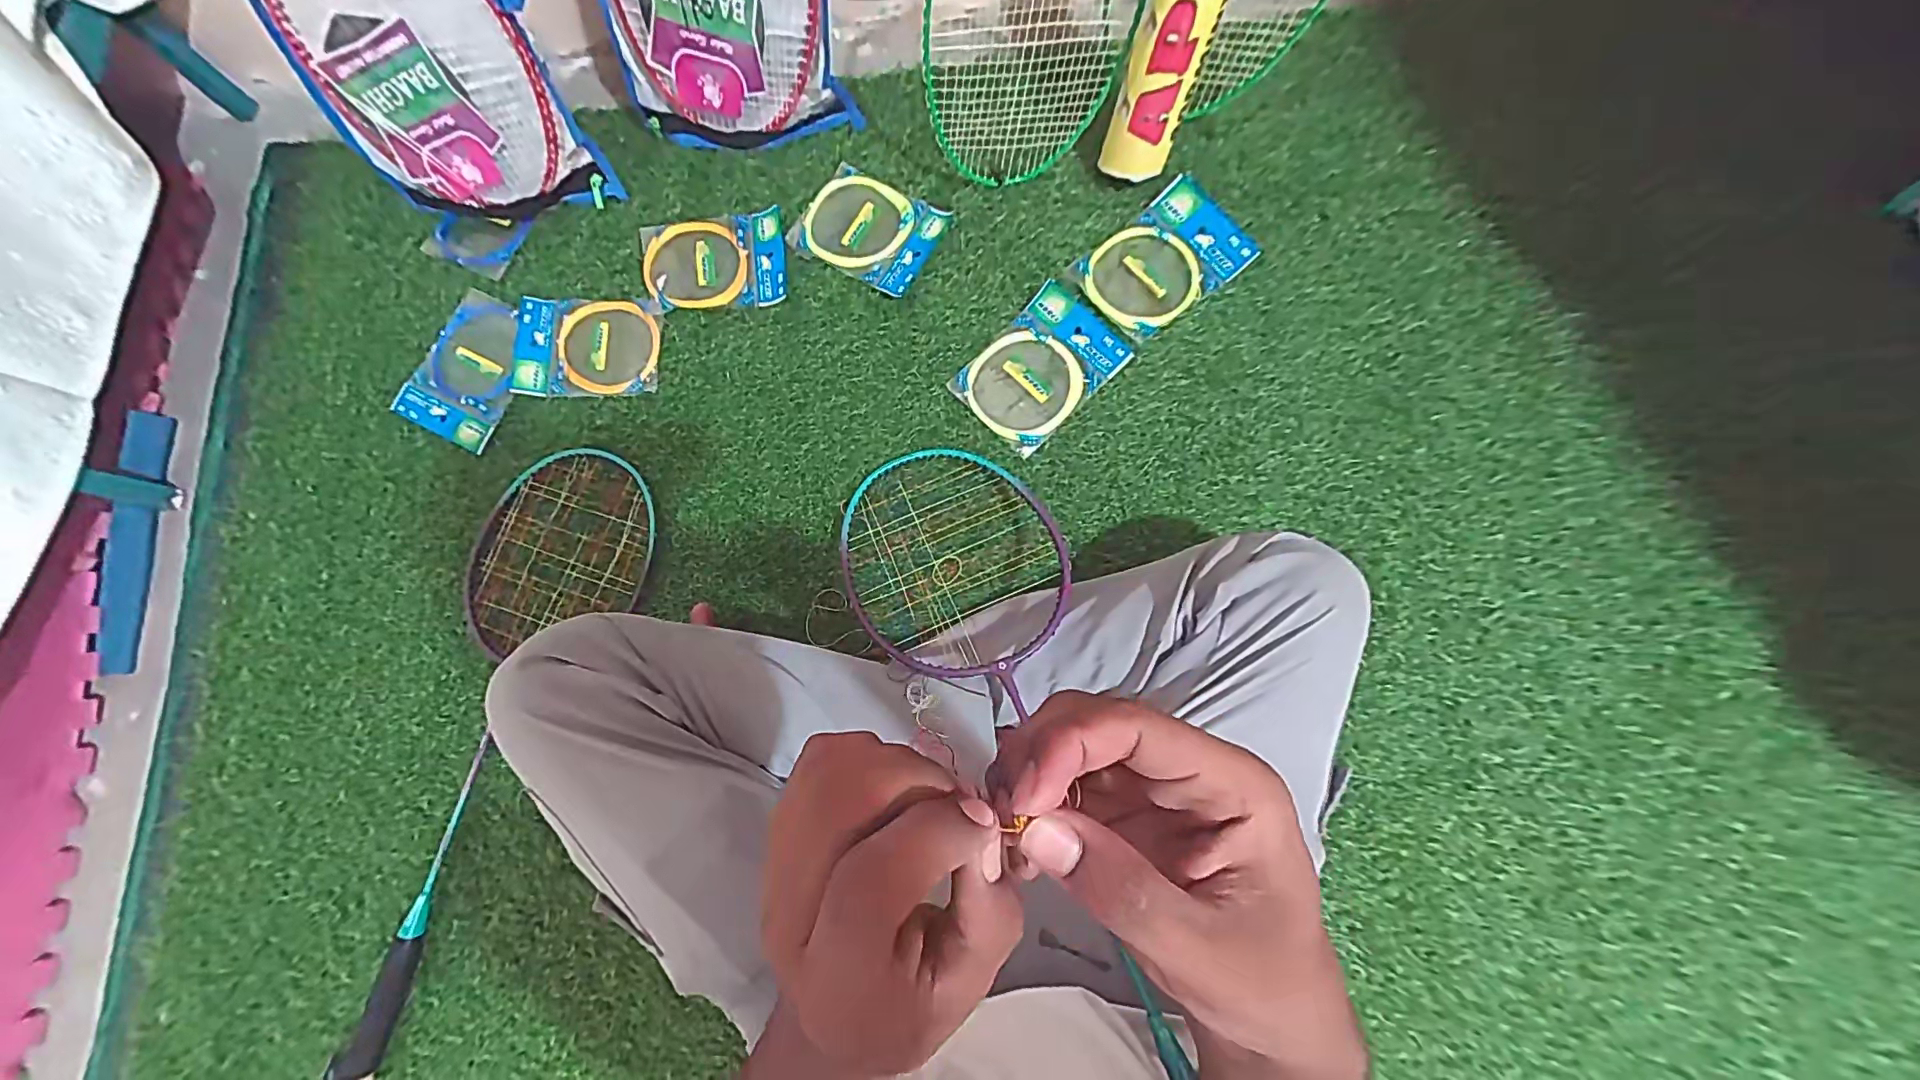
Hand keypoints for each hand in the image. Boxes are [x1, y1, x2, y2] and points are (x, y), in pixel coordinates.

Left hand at [754, 732, 1021, 1077]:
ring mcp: (778, 859)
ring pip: (830, 766)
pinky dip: (868, 755)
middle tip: (956, 807)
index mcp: (838, 973)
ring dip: (895, 764)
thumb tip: (980, 820)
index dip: (938, 832)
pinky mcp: (781, 822)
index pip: (869, 878)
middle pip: (843, 801)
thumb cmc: (904, 1003)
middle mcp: (792, 910)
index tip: (982, 825)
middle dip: (919, 782)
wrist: (834, 1013)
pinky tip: (894, 788)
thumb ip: (988, 905)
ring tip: (926, 797)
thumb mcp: (968, 980)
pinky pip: (821, 757)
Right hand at [993, 691, 1366, 1079]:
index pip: (1137, 726)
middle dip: (1043, 751)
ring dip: (1031, 773)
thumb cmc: (1263, 988)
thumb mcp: (1199, 952)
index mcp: (1230, 782)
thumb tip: (1036, 828)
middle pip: (1099, 722)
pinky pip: (1069, 784)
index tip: (1027, 797)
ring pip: (1076, 745)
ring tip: (1008, 825)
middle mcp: (1189, 769)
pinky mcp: (1128, 812)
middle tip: (1006, 808)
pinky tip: (1022, 836)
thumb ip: (1121, 889)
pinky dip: (1036, 800)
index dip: (1071, 744)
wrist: (1277, 1025)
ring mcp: (1156, 788)